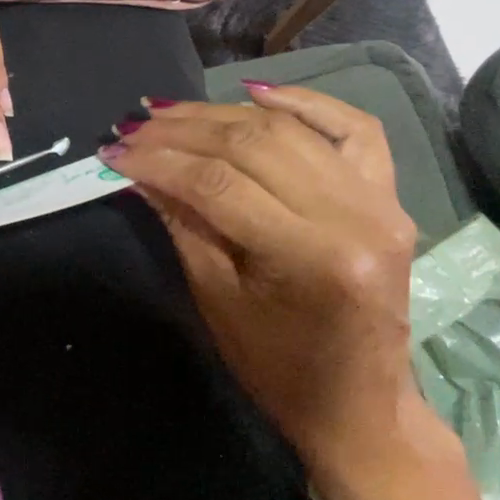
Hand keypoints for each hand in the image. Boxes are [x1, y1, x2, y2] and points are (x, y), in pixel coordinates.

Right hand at [105, 85, 483, 499]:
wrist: (361, 406)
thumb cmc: (278, 363)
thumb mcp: (215, 295)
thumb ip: (181, 221)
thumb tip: (134, 166)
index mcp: (314, 256)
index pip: (218, 183)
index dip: (156, 161)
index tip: (110, 152)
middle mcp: (357, 218)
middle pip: (251, 145)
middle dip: (179, 132)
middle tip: (129, 128)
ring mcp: (381, 203)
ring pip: (287, 130)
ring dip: (218, 114)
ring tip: (166, 112)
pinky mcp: (389, 197)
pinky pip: (351, 129)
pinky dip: (303, 103)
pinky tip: (254, 93)